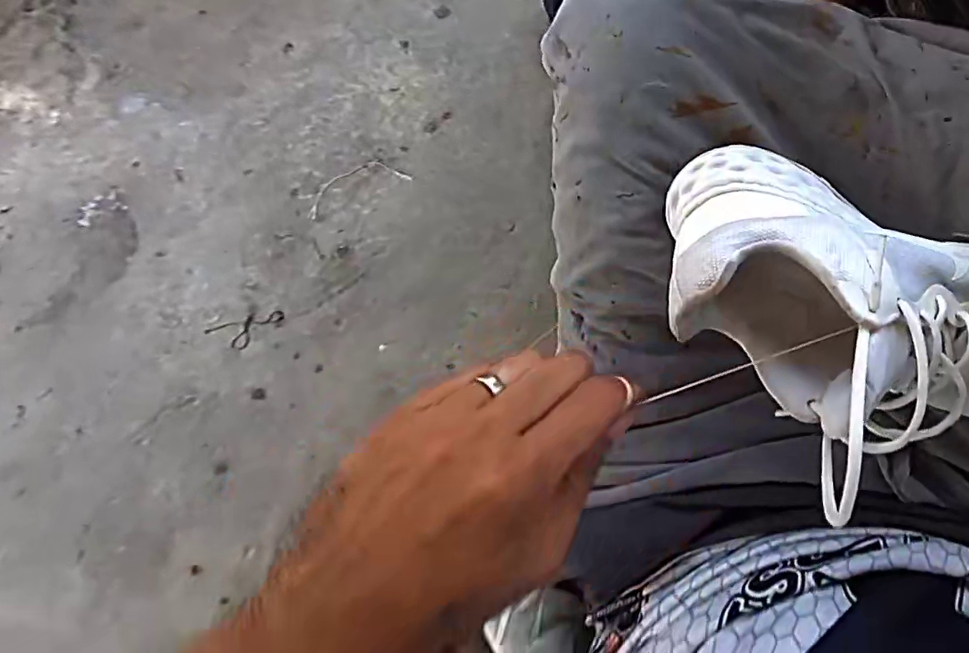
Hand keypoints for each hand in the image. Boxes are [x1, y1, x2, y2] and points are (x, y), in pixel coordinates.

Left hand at [194, 350, 631, 652]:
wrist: (345, 608)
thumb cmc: (456, 591)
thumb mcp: (540, 551)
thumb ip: (583, 474)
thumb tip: (616, 415)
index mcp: (522, 474)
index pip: (597, 398)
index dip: (621, 394)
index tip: (623, 401)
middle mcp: (484, 431)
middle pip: (564, 364)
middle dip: (583, 383)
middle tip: (573, 412)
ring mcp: (440, 413)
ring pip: (521, 359)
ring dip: (537, 382)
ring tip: (522, 417)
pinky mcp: (408, 407)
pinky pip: (472, 371)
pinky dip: (490, 389)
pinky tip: (477, 422)